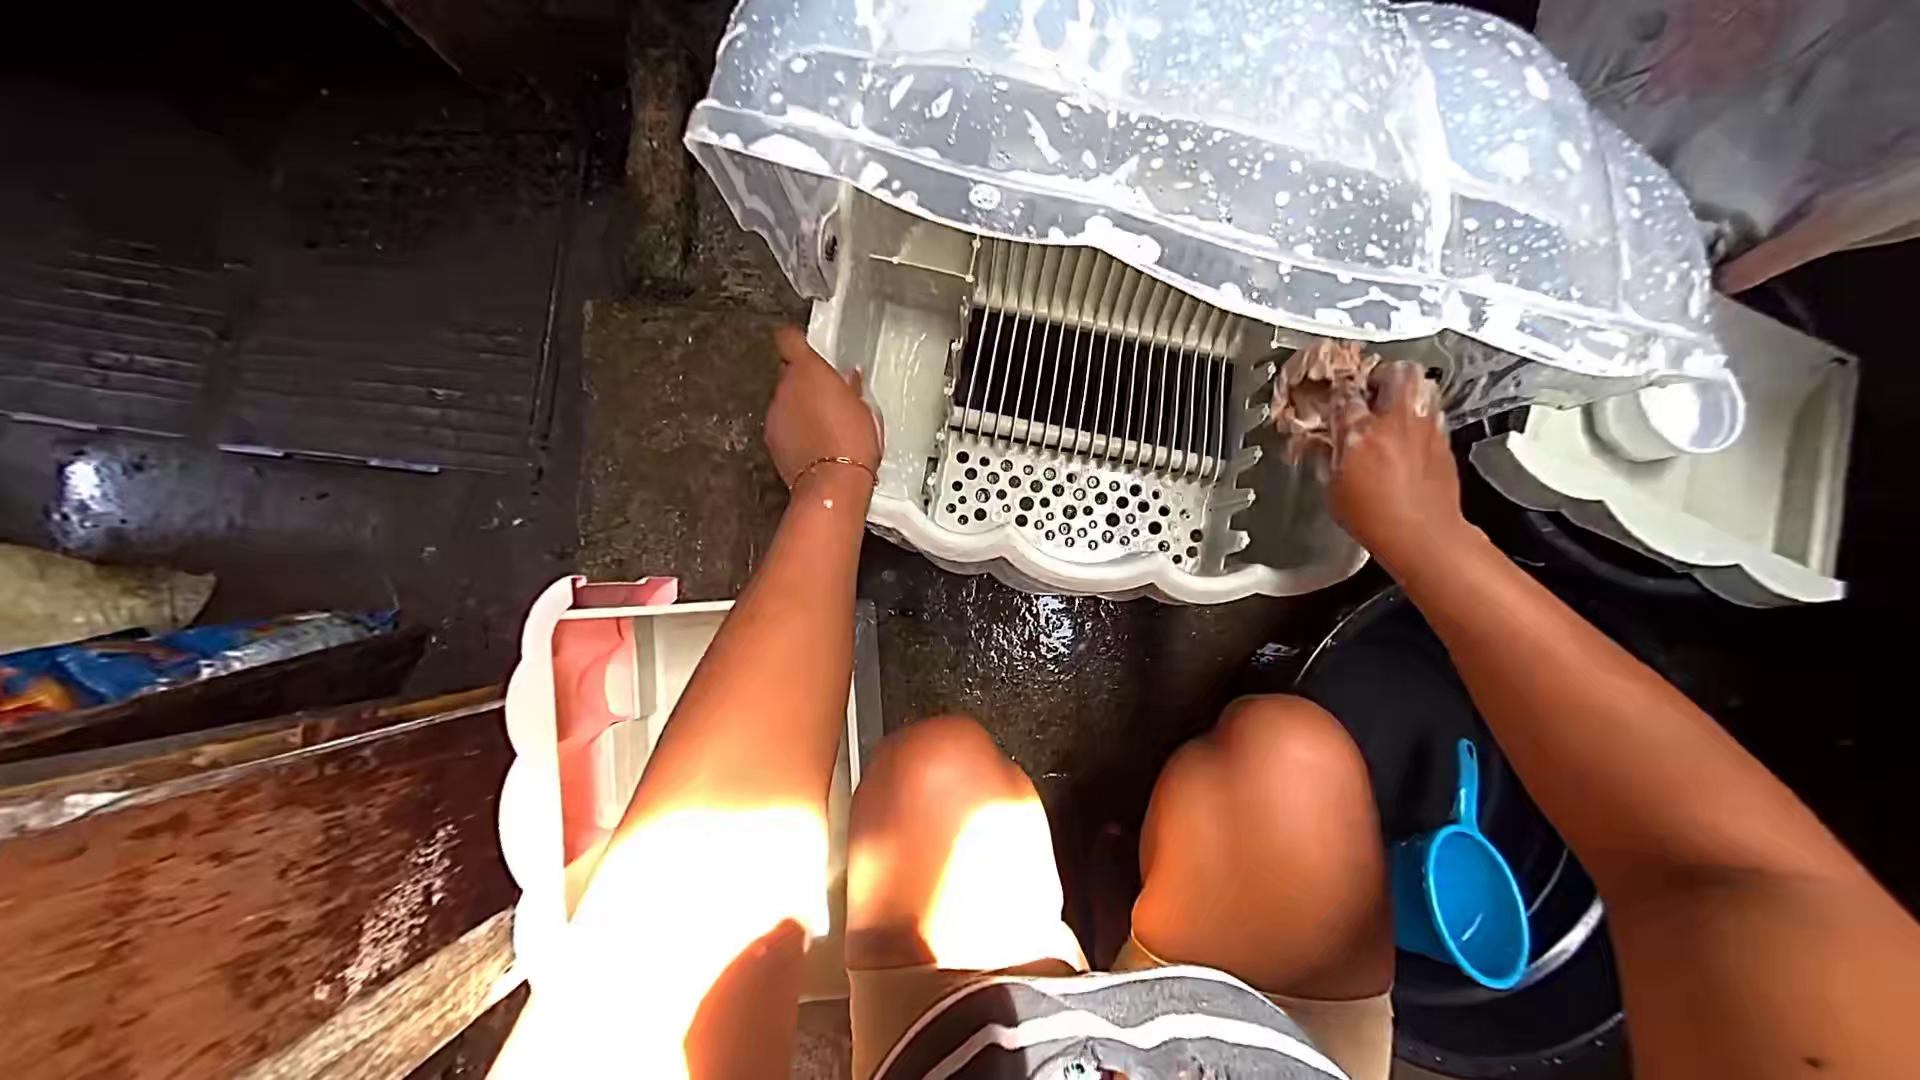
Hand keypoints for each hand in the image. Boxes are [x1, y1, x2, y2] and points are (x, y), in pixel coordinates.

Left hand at [767, 325, 881, 488]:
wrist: (833, 484)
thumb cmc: (852, 445)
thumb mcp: (865, 410)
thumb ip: (851, 389)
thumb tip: (849, 382)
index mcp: (808, 371)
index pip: (788, 339)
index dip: (796, 340)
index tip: (804, 345)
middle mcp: (785, 388)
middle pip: (789, 374)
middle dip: (806, 383)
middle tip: (829, 397)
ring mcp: (775, 414)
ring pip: (785, 401)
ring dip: (800, 409)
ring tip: (826, 426)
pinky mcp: (772, 440)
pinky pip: (783, 426)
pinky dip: (795, 430)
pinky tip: (816, 443)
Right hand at [1325, 359, 1466, 567]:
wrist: (1422, 533)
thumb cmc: (1373, 515)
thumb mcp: (1331, 487)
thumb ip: (1325, 456)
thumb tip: (1318, 442)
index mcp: (1359, 432)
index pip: (1345, 393)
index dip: (1337, 390)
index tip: (1333, 394)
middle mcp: (1395, 422)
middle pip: (1396, 372)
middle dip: (1382, 374)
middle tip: (1369, 388)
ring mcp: (1424, 427)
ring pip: (1422, 385)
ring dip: (1405, 389)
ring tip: (1392, 405)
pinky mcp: (1443, 440)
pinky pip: (1432, 412)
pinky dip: (1419, 414)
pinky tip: (1407, 433)